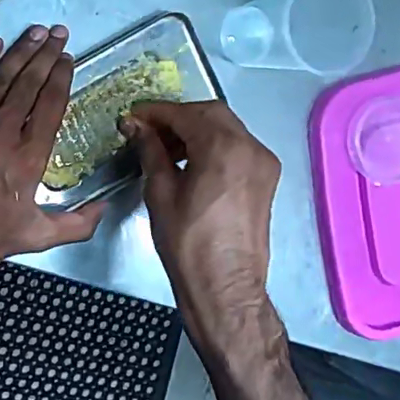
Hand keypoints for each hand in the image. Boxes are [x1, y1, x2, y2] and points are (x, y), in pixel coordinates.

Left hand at [0, 25, 105, 275]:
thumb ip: (76, 224)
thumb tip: (105, 209)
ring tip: (35, 32)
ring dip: (19, 52)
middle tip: (58, 34)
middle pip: (28, 83)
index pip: (50, 105)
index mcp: (28, 156)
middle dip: (46, 55)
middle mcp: (2, 132)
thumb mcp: (36, 237)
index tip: (67, 59)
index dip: (61, 77)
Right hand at [123, 101, 284, 363]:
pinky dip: (213, 144)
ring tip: (165, 147)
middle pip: (211, 113)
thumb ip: (151, 150)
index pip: (186, 113)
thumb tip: (136, 126)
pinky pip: (237, 147)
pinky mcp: (266, 178)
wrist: (224, 287)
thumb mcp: (161, 192)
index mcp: (224, 147)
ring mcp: (264, 162)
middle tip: (147, 131)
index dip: (156, 112)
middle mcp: (251, 147)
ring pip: (227, 128)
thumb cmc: (187, 242)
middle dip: (178, 117)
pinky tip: (190, 160)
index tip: (133, 117)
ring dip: (196, 129)